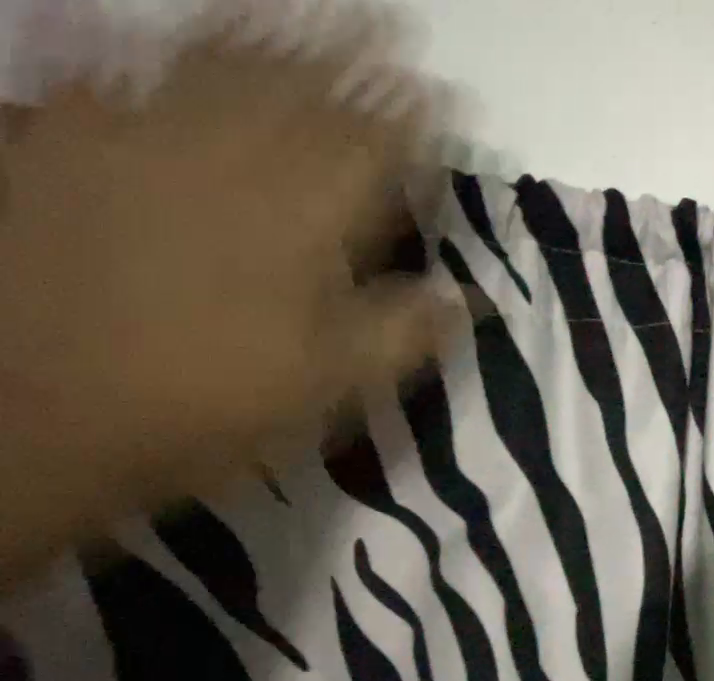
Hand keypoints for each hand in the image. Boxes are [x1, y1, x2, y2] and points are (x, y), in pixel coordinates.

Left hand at [0, 3, 454, 581]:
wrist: (32, 406)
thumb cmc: (208, 400)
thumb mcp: (331, 384)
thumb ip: (404, 332)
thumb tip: (468, 297)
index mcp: (302, 218)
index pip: (374, 147)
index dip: (414, 118)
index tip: (443, 95)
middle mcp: (227, 160)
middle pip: (300, 88)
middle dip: (350, 53)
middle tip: (388, 25)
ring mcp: (139, 143)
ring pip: (214, 66)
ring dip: (267, 32)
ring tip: (303, 6)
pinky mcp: (67, 145)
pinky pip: (115, 73)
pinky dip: (149, 46)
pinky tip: (166, 34)